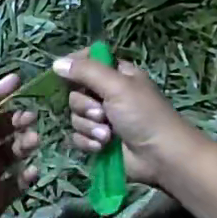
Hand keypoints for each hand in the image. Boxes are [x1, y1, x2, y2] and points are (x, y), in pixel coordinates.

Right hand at [55, 51, 200, 188]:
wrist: (160, 156)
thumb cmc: (143, 115)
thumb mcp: (117, 86)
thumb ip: (86, 71)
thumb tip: (56, 63)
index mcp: (116, 74)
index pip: (87, 61)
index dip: (74, 66)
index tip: (64, 73)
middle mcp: (108, 94)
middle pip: (76, 92)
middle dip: (84, 106)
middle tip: (101, 113)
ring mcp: (103, 118)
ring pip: (75, 116)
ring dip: (88, 126)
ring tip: (107, 135)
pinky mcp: (98, 140)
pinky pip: (78, 136)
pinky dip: (88, 141)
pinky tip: (101, 146)